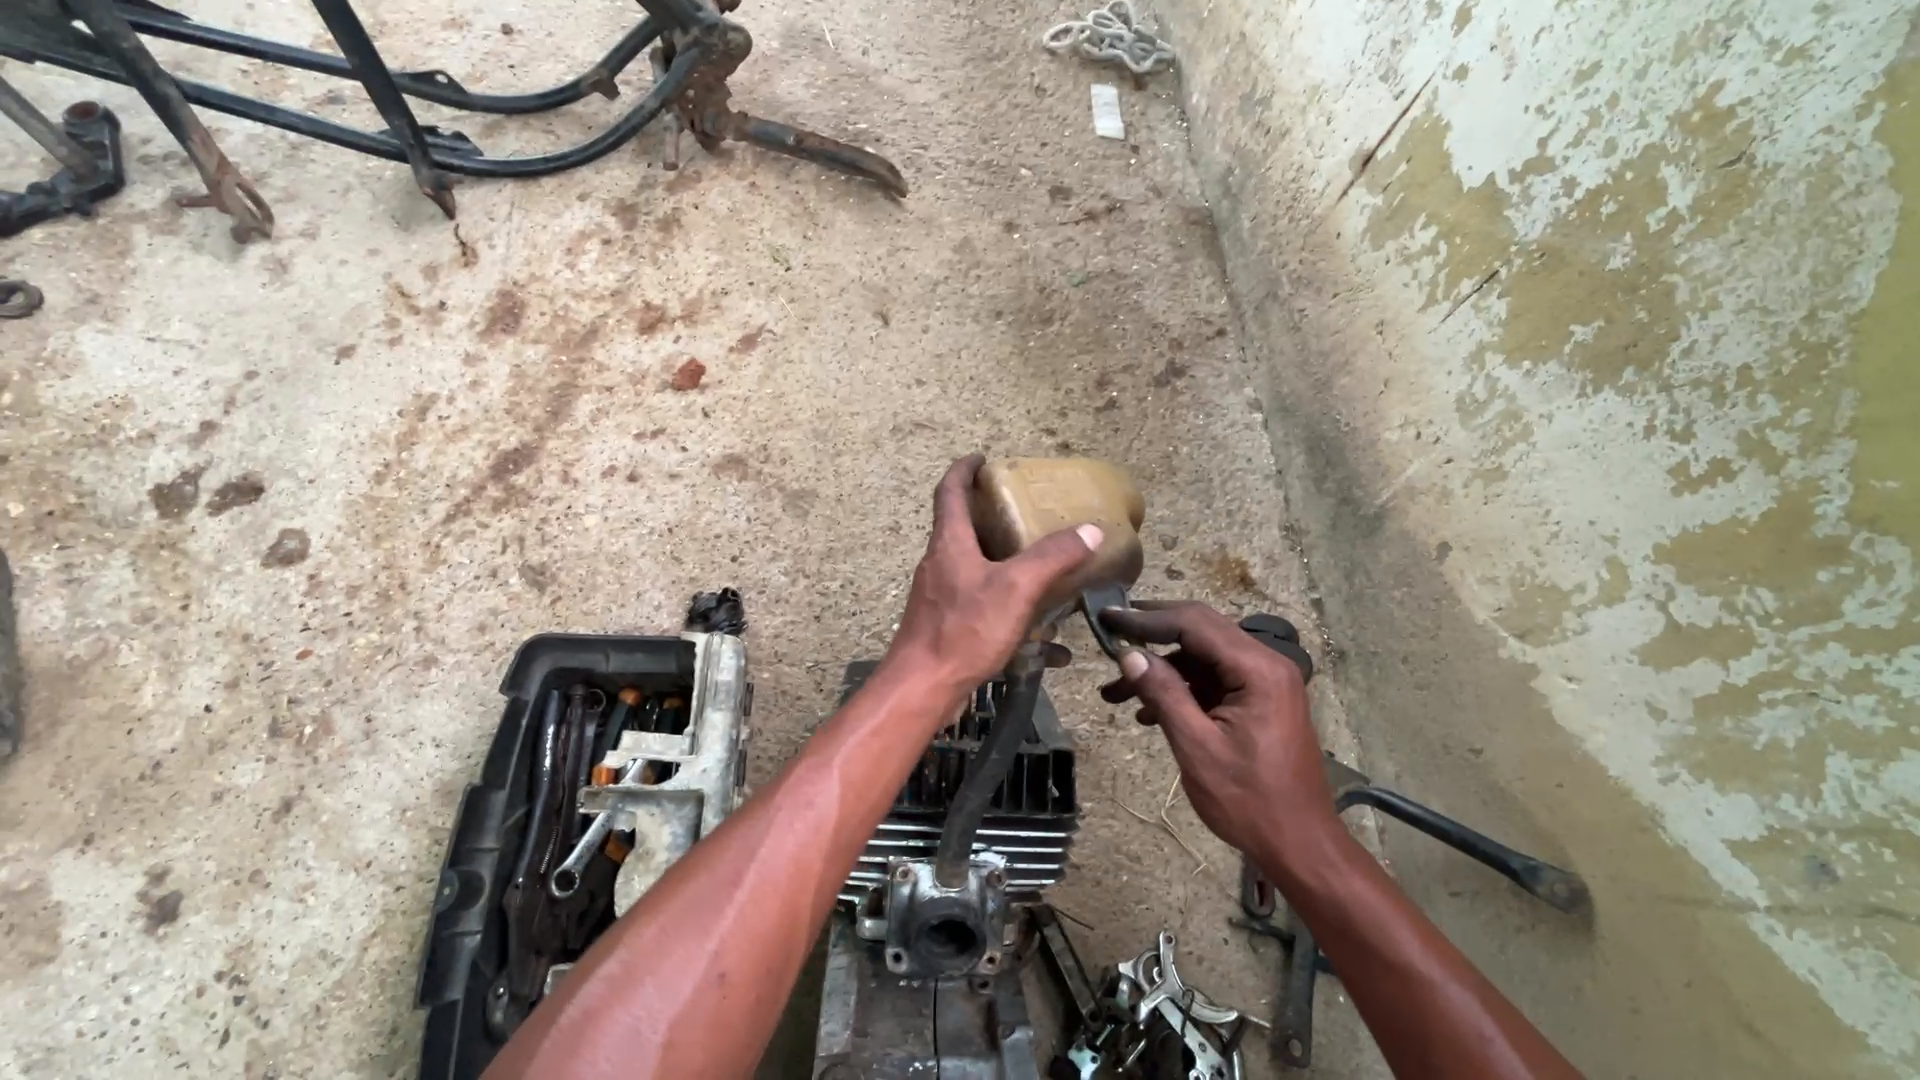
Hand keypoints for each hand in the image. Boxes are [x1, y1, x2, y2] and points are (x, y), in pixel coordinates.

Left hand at [889, 455, 1102, 694]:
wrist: (922, 688)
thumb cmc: (963, 630)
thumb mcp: (1015, 588)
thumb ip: (1052, 557)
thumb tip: (1089, 530)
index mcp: (949, 542)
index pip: (949, 491)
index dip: (964, 470)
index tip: (982, 458)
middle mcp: (939, 563)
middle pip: (960, 527)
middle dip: (989, 515)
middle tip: (1024, 512)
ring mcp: (938, 595)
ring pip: (972, 566)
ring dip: (1001, 561)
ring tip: (1038, 566)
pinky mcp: (944, 624)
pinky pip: (978, 602)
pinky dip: (1006, 605)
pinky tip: (1039, 635)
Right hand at [1099, 601, 1338, 863]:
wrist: (1300, 844)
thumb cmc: (1249, 800)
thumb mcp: (1197, 747)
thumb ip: (1164, 694)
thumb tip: (1128, 654)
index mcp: (1257, 669)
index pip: (1194, 623)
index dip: (1146, 618)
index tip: (1107, 616)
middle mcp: (1267, 664)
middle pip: (1200, 631)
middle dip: (1150, 635)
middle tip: (1108, 635)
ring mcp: (1266, 683)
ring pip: (1202, 658)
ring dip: (1161, 670)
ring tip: (1115, 694)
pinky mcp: (1261, 702)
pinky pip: (1214, 681)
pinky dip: (1181, 689)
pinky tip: (1148, 714)